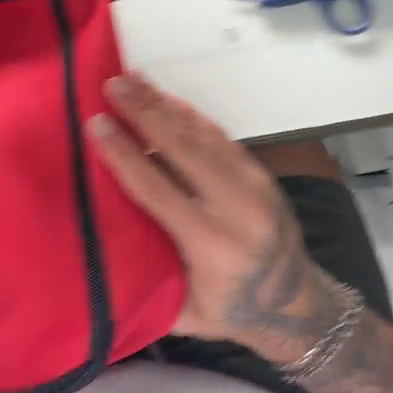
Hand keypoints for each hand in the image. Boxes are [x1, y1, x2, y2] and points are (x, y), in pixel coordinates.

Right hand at [88, 74, 341, 363]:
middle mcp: (236, 209)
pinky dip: (191, 115)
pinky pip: (221, 136)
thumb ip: (142, 280)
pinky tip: (167, 98)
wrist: (300, 309)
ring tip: (132, 79)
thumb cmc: (228, 313)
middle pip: (182, 148)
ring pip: (202, 135)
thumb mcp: (181, 312)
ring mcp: (254, 187)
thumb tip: (92, 239)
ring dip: (164, 104)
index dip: (124, 155)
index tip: (96, 124)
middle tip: (111, 83)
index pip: (157, 189)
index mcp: (211, 246)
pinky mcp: (261, 175)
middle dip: (144, 112)